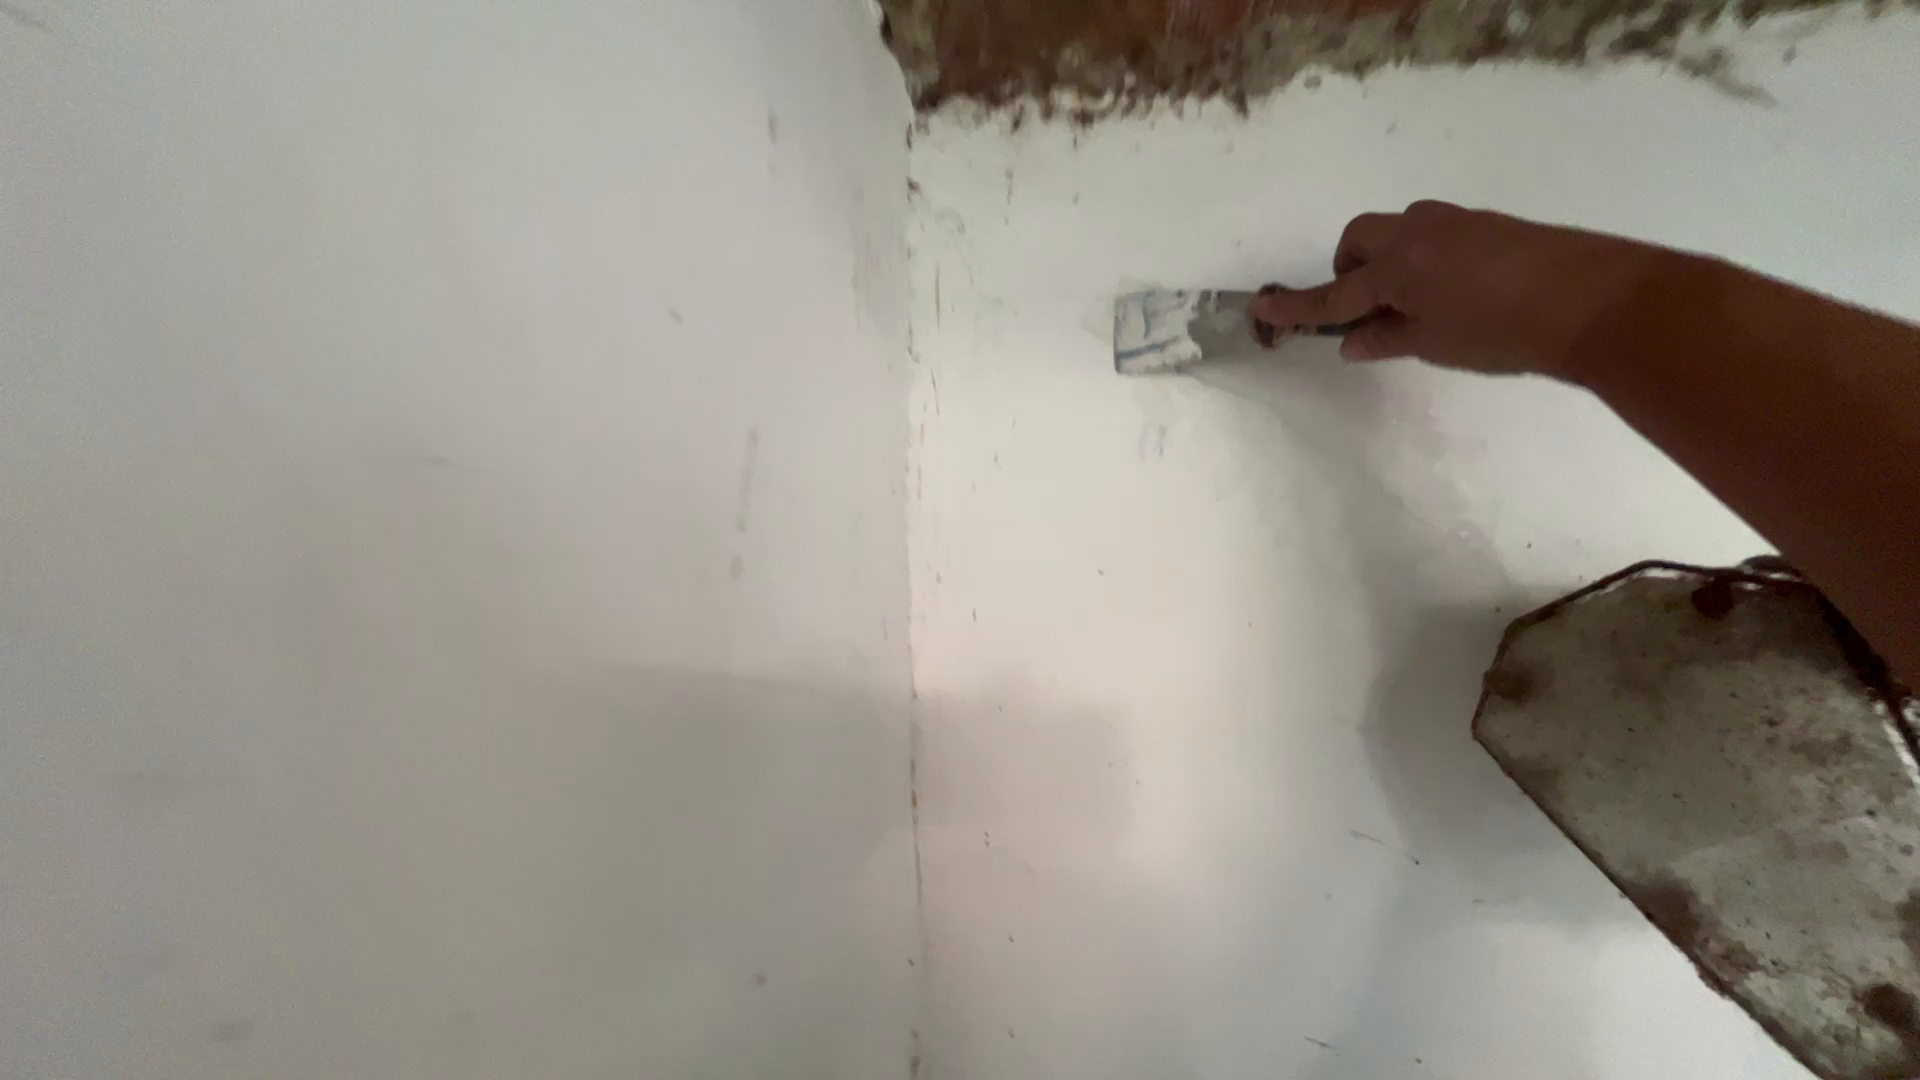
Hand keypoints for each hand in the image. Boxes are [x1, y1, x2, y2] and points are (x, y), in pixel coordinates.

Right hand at [1248, 201, 1674, 381]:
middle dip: (1350, 267)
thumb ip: (1385, 337)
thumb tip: (1350, 340)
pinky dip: (1423, 258)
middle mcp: (1419, 236)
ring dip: (1388, 258)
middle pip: (1360, 237)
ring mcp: (1456, 224)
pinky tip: (1453, 291)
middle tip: (1369, 306)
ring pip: (1398, 230)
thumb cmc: (1504, 334)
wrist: (1602, 302)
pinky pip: (1433, 234)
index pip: (1332, 296)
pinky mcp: (1488, 224)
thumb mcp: (1433, 345)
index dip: (1294, 308)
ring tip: (1413, 301)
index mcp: (1397, 270)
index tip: (1258, 308)